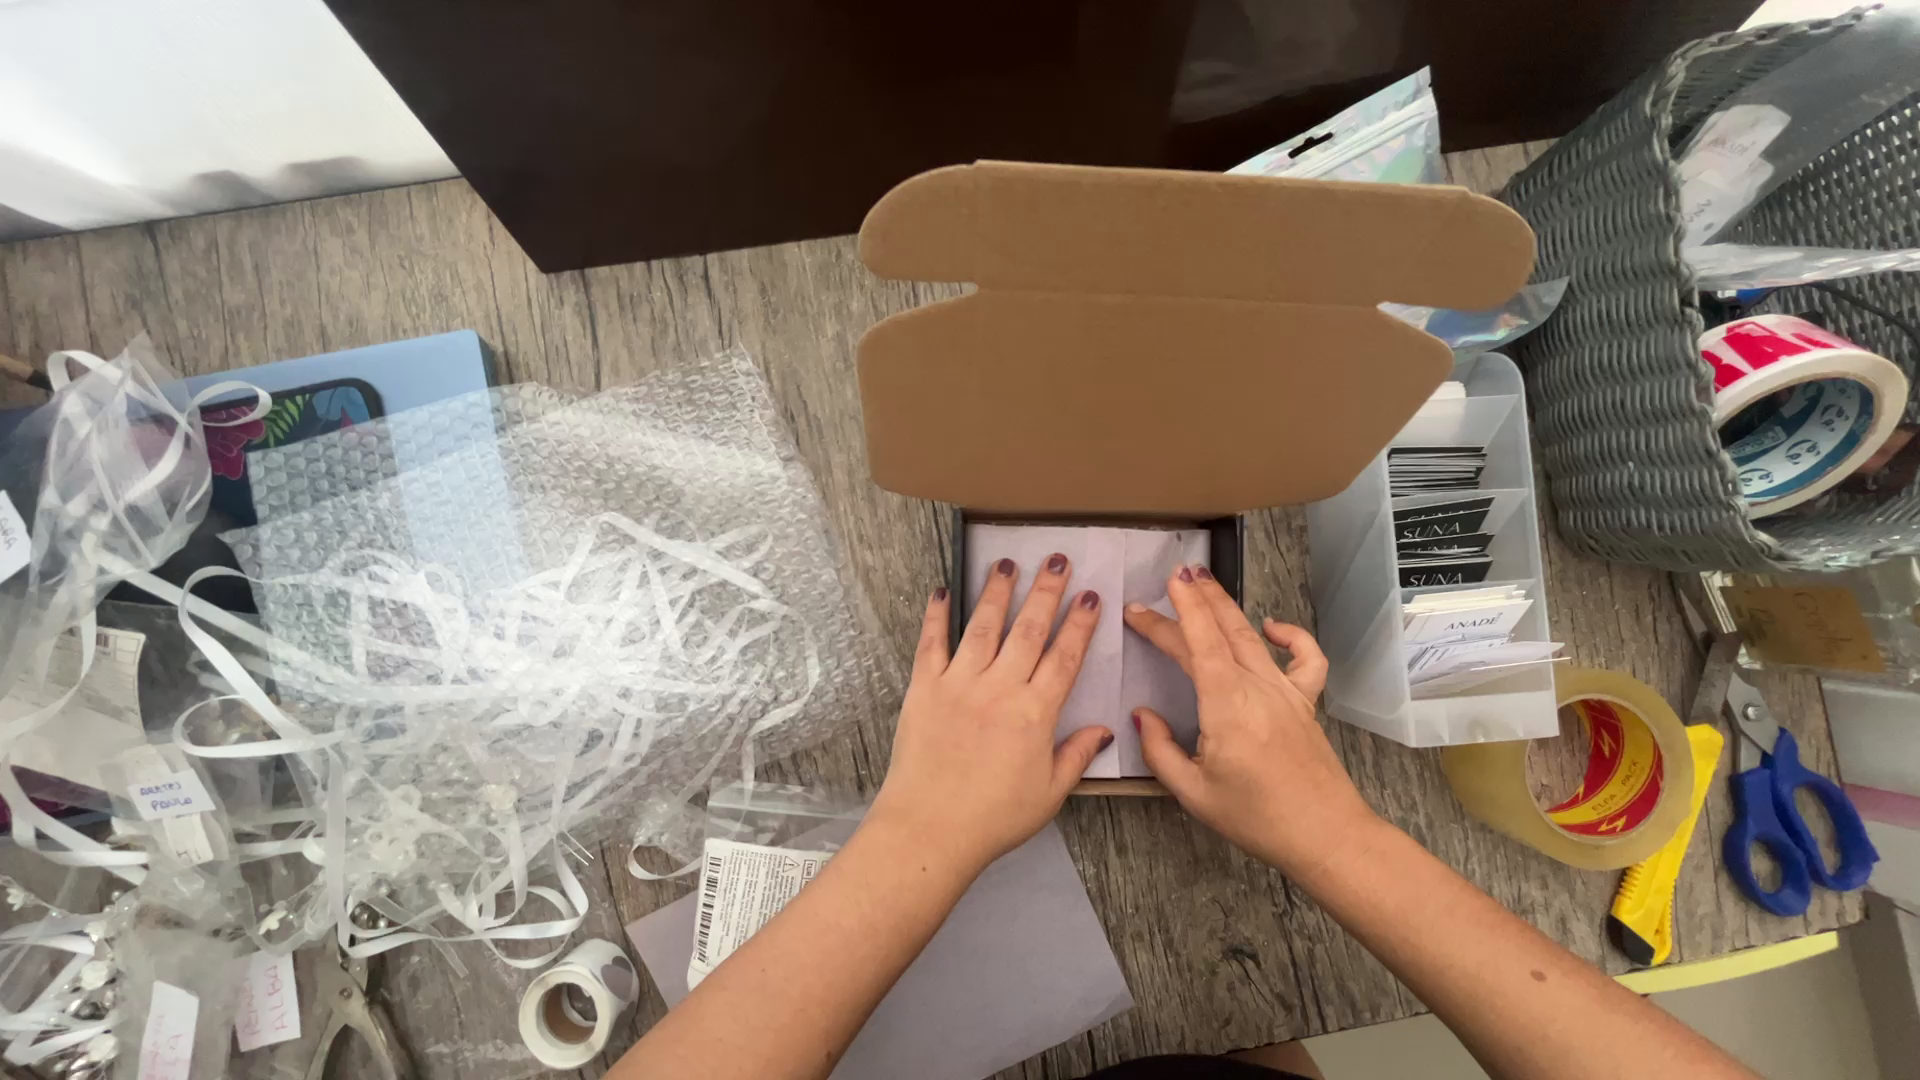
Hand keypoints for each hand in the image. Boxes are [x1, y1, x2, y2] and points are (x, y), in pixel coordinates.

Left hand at [869, 554, 1111, 875]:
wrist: (930, 828)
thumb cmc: (994, 818)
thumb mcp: (1049, 794)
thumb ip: (1076, 755)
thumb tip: (1104, 729)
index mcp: (1035, 713)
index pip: (1065, 657)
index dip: (1080, 624)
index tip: (1091, 596)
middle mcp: (1000, 688)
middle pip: (1029, 630)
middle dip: (1046, 591)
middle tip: (1057, 560)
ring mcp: (960, 683)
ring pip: (984, 627)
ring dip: (998, 592)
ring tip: (1007, 561)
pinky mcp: (924, 687)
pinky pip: (931, 644)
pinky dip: (936, 616)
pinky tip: (943, 591)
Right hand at [1125, 565, 1378, 878]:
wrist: (1327, 837)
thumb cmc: (1257, 819)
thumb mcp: (1193, 793)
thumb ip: (1160, 750)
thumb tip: (1141, 715)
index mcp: (1226, 705)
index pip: (1194, 646)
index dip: (1169, 618)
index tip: (1142, 602)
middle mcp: (1257, 687)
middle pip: (1219, 632)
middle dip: (1193, 600)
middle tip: (1172, 576)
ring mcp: (1286, 691)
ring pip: (1251, 636)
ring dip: (1226, 606)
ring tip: (1205, 581)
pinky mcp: (1305, 703)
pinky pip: (1305, 658)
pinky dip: (1291, 636)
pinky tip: (1271, 626)